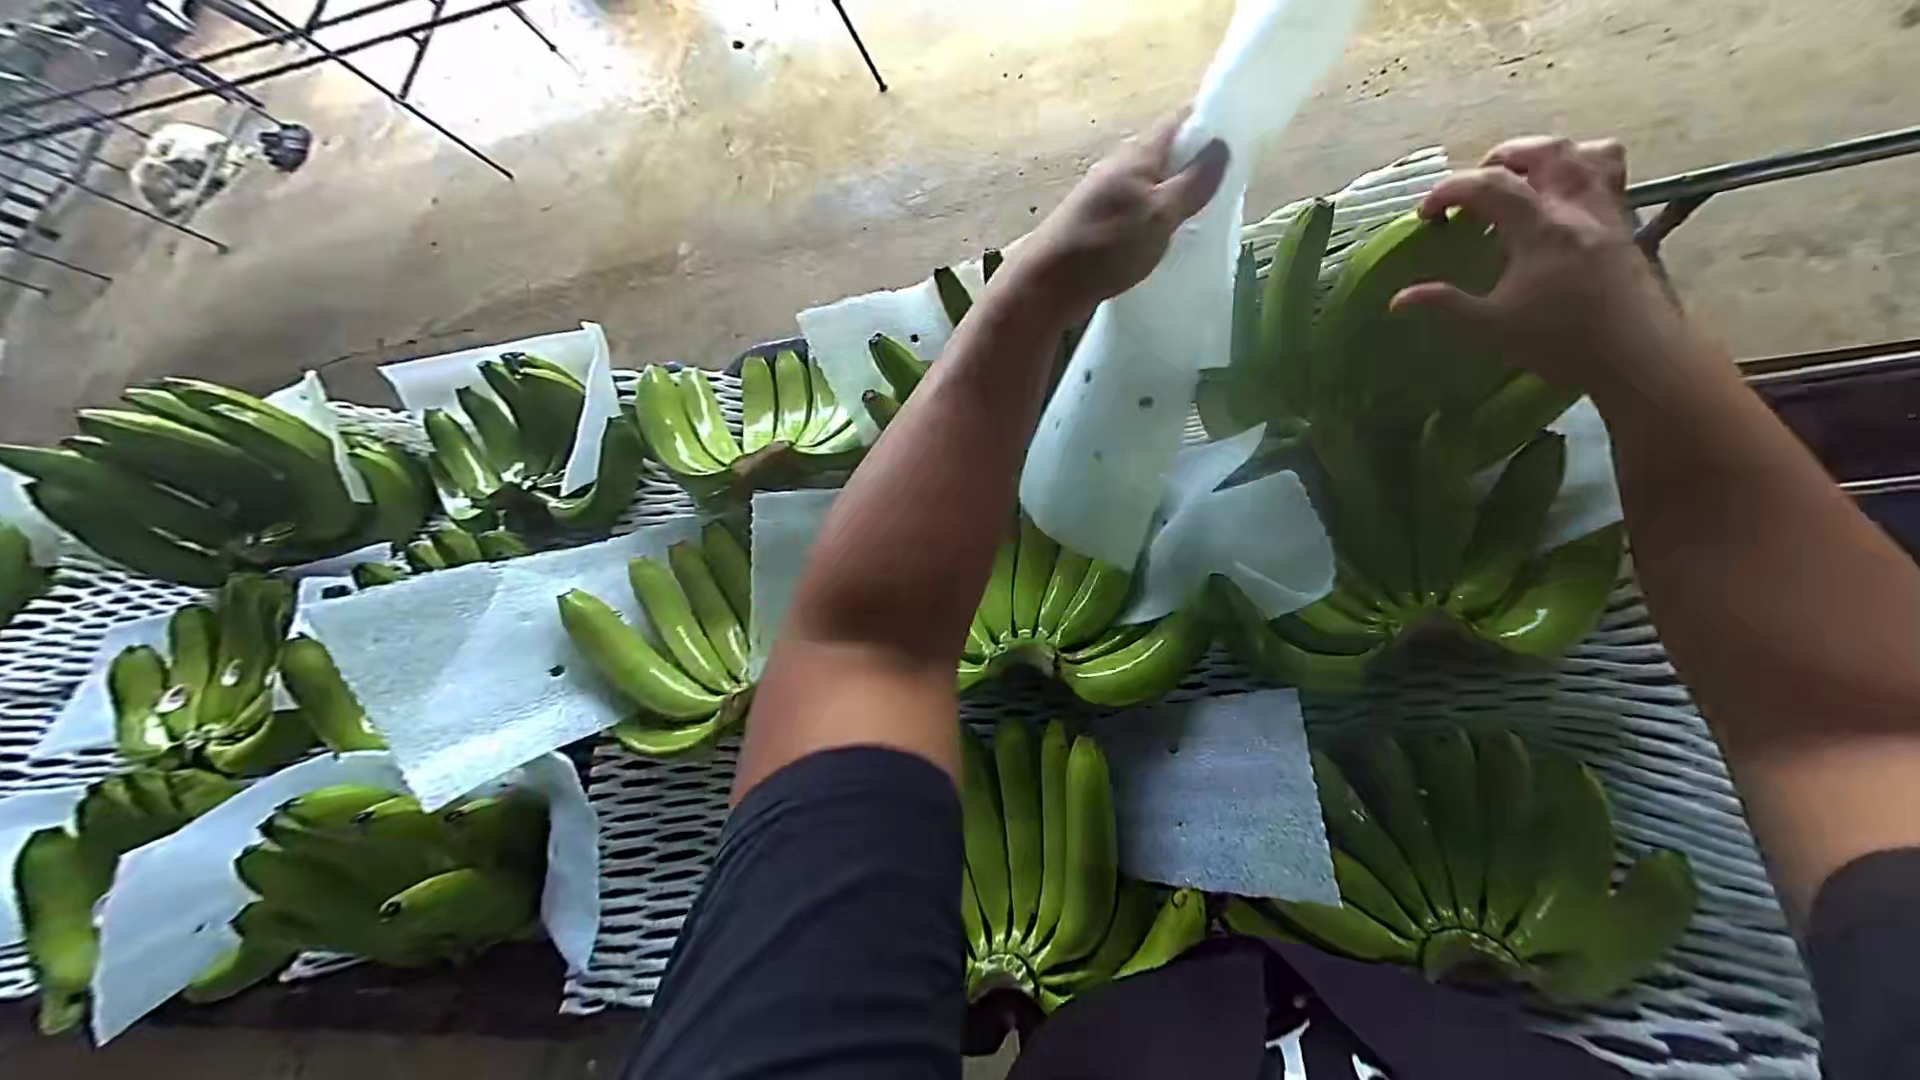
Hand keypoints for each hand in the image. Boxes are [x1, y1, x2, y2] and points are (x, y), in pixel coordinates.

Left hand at [1012, 115, 1229, 321]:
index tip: (1238, 143)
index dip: (1211, 124)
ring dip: (1171, 199)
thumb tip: (1221, 147)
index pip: (1182, 120)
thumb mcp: (1160, 215)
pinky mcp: (1093, 228)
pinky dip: (1150, 223)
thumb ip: (1193, 183)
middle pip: (1165, 156)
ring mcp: (1102, 200)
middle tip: (1223, 192)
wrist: (1045, 287)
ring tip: (1196, 221)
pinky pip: (1132, 215)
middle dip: (1194, 168)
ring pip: (1148, 189)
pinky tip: (1159, 243)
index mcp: (1137, 154)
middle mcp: (1117, 169)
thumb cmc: (1105, 247)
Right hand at [1391, 137, 1689, 397]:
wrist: (1635, 353)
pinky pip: (1606, 171)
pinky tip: (1554, 198)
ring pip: (1582, 151)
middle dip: (1496, 161)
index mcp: (1541, 230)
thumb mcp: (1490, 327)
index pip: (1490, 186)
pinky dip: (1576, 168)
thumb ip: (1444, 305)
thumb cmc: (1559, 342)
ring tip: (1513, 182)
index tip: (1424, 216)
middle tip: (1468, 191)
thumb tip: (1398, 299)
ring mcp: (1607, 209)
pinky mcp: (1623, 221)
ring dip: (1541, 157)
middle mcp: (1578, 207)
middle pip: (1542, 152)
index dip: (1448, 191)